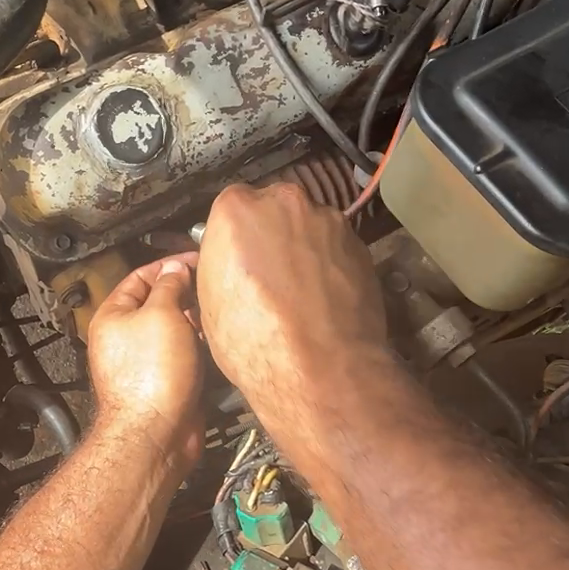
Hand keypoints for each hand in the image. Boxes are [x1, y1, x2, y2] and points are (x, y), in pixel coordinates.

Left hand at [87, 255, 205, 479]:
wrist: (156, 432)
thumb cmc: (149, 378)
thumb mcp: (161, 314)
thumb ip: (169, 287)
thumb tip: (175, 269)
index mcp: (113, 316)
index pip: (139, 277)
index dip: (167, 266)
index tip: (194, 260)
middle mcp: (126, 338)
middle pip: (158, 303)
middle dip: (184, 294)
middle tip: (208, 287)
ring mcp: (146, 361)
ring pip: (175, 330)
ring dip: (195, 322)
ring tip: (212, 316)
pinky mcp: (166, 381)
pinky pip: (185, 356)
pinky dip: (199, 348)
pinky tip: (214, 344)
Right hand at [197, 183, 391, 418]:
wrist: (318, 367)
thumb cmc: (252, 337)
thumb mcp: (208, 301)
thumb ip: (219, 263)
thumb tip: (227, 261)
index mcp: (236, 209)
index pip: (230, 208)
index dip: (233, 238)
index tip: (235, 261)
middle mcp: (284, 202)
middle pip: (273, 209)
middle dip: (270, 235)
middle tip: (266, 275)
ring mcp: (327, 221)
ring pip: (307, 227)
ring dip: (302, 249)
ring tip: (298, 292)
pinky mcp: (360, 245)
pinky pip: (334, 248)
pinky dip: (328, 265)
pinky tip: (322, 299)